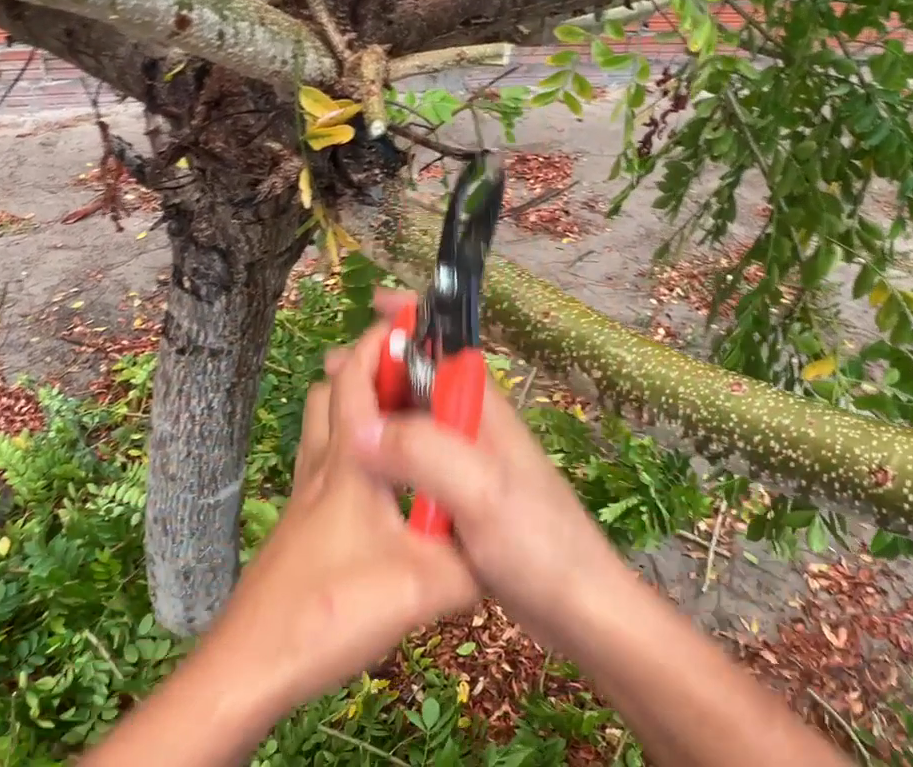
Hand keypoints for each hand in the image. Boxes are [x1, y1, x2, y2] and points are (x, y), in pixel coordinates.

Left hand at [204, 320, 478, 712]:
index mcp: (350, 463)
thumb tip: (504, 549)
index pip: (357, 378)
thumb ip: (473, 563)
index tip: (411, 322)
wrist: (254, 665)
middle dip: (365, 371)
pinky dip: (344, 453)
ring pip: (319, 428)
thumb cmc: (334, 610)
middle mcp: (321, 468)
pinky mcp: (296, 529)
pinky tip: (374, 490)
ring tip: (394, 424)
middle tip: (408, 376)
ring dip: (350, 410)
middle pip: (330, 393)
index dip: (381, 342)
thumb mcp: (426, 589)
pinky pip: (319, 468)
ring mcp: (302, 498)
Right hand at [351, 292, 630, 656]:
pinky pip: (416, 464)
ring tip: (334, 410)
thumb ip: (424, 453)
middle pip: (422, 383)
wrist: (582, 610)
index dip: (411, 321)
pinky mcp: (463, 503)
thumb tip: (359, 427)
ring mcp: (471, 467)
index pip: (443, 349)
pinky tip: (362, 470)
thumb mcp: (481, 493)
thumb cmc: (540, 545)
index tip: (374, 302)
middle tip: (330, 368)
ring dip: (378, 408)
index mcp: (483, 412)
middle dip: (379, 367)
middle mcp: (475, 430)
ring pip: (415, 424)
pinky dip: (386, 453)